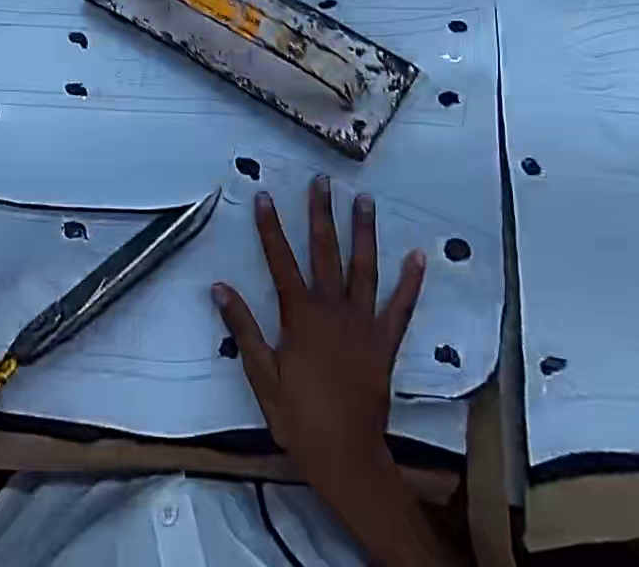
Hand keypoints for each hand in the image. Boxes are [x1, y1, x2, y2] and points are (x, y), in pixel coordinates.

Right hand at [213, 175, 446, 566]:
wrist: (347, 455)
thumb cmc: (298, 416)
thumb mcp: (261, 374)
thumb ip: (243, 327)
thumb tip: (220, 288)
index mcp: (300, 315)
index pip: (280, 260)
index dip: (270, 227)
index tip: (265, 197)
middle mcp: (333, 310)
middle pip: (325, 252)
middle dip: (321, 214)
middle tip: (323, 182)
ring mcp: (363, 323)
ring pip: (364, 268)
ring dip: (363, 232)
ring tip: (365, 200)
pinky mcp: (386, 341)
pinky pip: (401, 306)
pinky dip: (410, 281)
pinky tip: (418, 255)